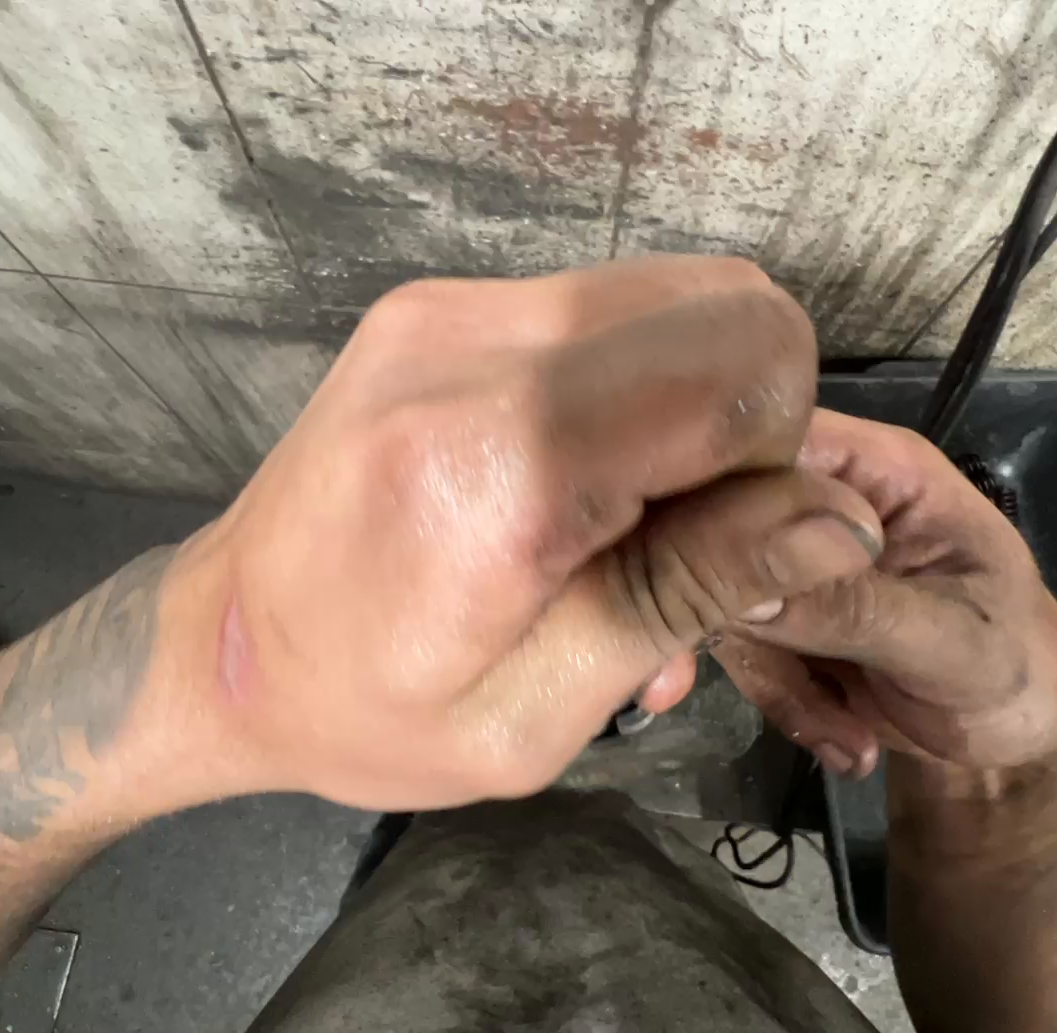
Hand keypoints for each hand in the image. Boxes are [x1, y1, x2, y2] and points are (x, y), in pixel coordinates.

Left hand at [129, 258, 885, 811]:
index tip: (722, 552)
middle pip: (730, 305)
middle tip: (684, 533)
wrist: (219, 648)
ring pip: (680, 296)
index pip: (745, 368)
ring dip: (694, 403)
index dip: (777, 464)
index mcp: (501, 463)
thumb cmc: (369, 712)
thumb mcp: (542, 708)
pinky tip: (588, 474)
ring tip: (631, 512)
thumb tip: (837, 523)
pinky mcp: (438, 302)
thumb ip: (691, 595)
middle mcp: (472, 340)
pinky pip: (610, 311)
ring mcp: (449, 303)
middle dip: (749, 424)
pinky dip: (637, 386)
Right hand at [713, 410, 1056, 790]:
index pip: (770, 440)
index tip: (700, 563)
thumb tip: (749, 589)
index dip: (720, 487)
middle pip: (718, 517)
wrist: (1010, 744)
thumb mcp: (951, 642)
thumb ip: (855, 608)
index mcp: (877, 471)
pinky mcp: (769, 611)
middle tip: (787, 676)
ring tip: (848, 730)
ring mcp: (787, 559)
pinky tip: (844, 735)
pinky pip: (730, 641)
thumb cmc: (1015, 674)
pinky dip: (776, 697)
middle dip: (739, 608)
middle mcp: (818, 501)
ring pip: (714, 590)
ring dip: (772, 674)